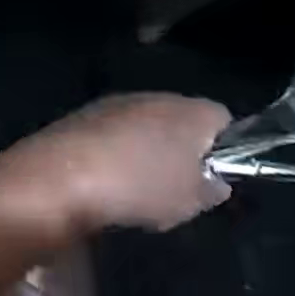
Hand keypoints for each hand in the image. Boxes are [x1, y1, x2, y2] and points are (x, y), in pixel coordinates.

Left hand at [0, 93, 233, 239]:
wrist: (66, 171)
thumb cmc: (141, 184)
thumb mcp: (193, 200)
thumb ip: (212, 186)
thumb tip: (214, 177)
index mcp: (188, 110)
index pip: (221, 116)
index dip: (228, 143)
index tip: (222, 171)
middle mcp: (154, 95)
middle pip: (182, 117)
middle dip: (187, 146)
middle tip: (186, 184)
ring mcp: (117, 100)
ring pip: (149, 122)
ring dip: (152, 147)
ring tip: (149, 187)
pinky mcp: (89, 111)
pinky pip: (119, 129)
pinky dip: (123, 148)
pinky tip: (116, 178)